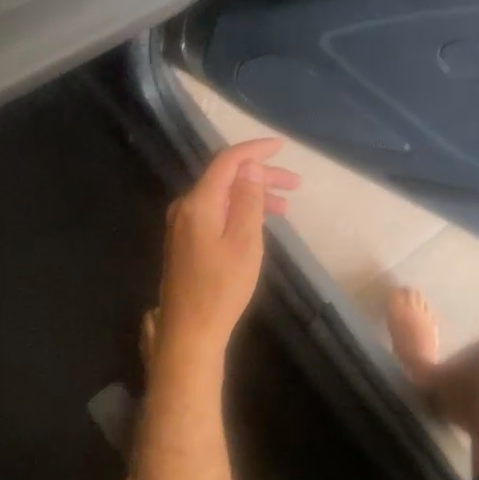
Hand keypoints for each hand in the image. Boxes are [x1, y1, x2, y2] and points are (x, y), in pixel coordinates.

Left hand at [156, 139, 300, 355]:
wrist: (189, 332)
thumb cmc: (222, 288)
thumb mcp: (245, 241)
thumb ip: (248, 200)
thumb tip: (251, 166)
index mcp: (199, 203)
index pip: (228, 161)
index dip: (255, 150)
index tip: (282, 147)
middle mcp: (186, 207)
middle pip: (225, 178)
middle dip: (261, 175)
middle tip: (295, 184)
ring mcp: (182, 226)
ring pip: (222, 196)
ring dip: (253, 195)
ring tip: (285, 208)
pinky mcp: (185, 243)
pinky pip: (215, 213)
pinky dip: (239, 210)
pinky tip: (258, 224)